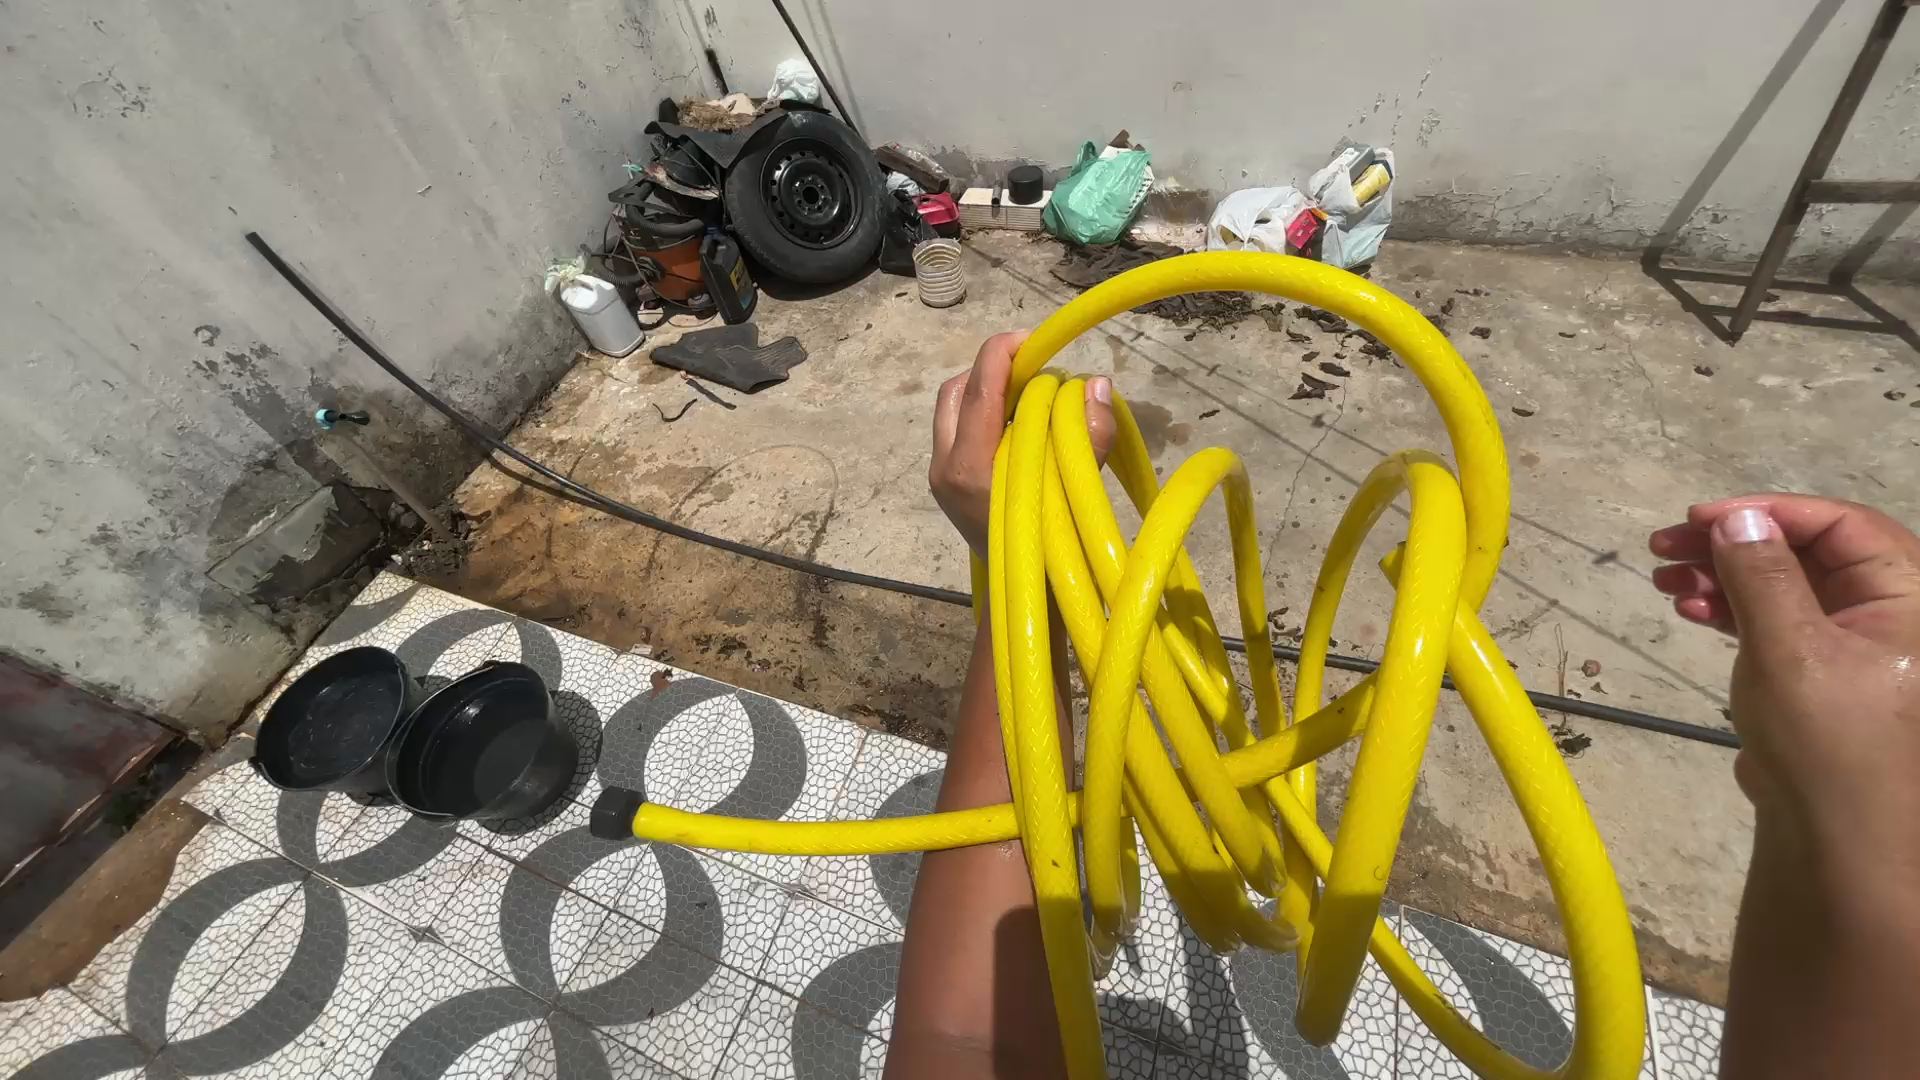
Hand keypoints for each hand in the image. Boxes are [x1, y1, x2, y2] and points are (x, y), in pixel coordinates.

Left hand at [930, 332, 1114, 556]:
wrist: (1022, 596)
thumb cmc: (1052, 549)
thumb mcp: (1076, 490)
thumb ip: (1089, 438)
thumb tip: (1095, 384)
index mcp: (969, 468)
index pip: (980, 389)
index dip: (1004, 352)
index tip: (1034, 339)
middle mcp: (943, 467)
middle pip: (957, 391)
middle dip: (993, 370)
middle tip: (1034, 370)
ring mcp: (938, 476)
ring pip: (952, 408)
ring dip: (986, 390)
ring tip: (1026, 394)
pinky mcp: (944, 481)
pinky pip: (956, 428)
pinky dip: (983, 413)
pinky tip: (1015, 422)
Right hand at [1649, 495, 1919, 876]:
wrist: (1836, 820)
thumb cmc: (1827, 733)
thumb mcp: (1788, 648)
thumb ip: (1763, 576)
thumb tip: (1738, 518)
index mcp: (1911, 599)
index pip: (1843, 526)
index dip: (1769, 513)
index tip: (1696, 519)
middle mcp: (1889, 609)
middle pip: (1806, 549)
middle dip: (1731, 543)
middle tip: (1662, 546)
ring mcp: (1851, 635)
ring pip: (1781, 580)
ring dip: (1718, 573)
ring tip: (1663, 582)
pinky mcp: (1817, 660)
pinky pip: (1772, 612)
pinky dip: (1727, 604)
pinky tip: (1688, 610)